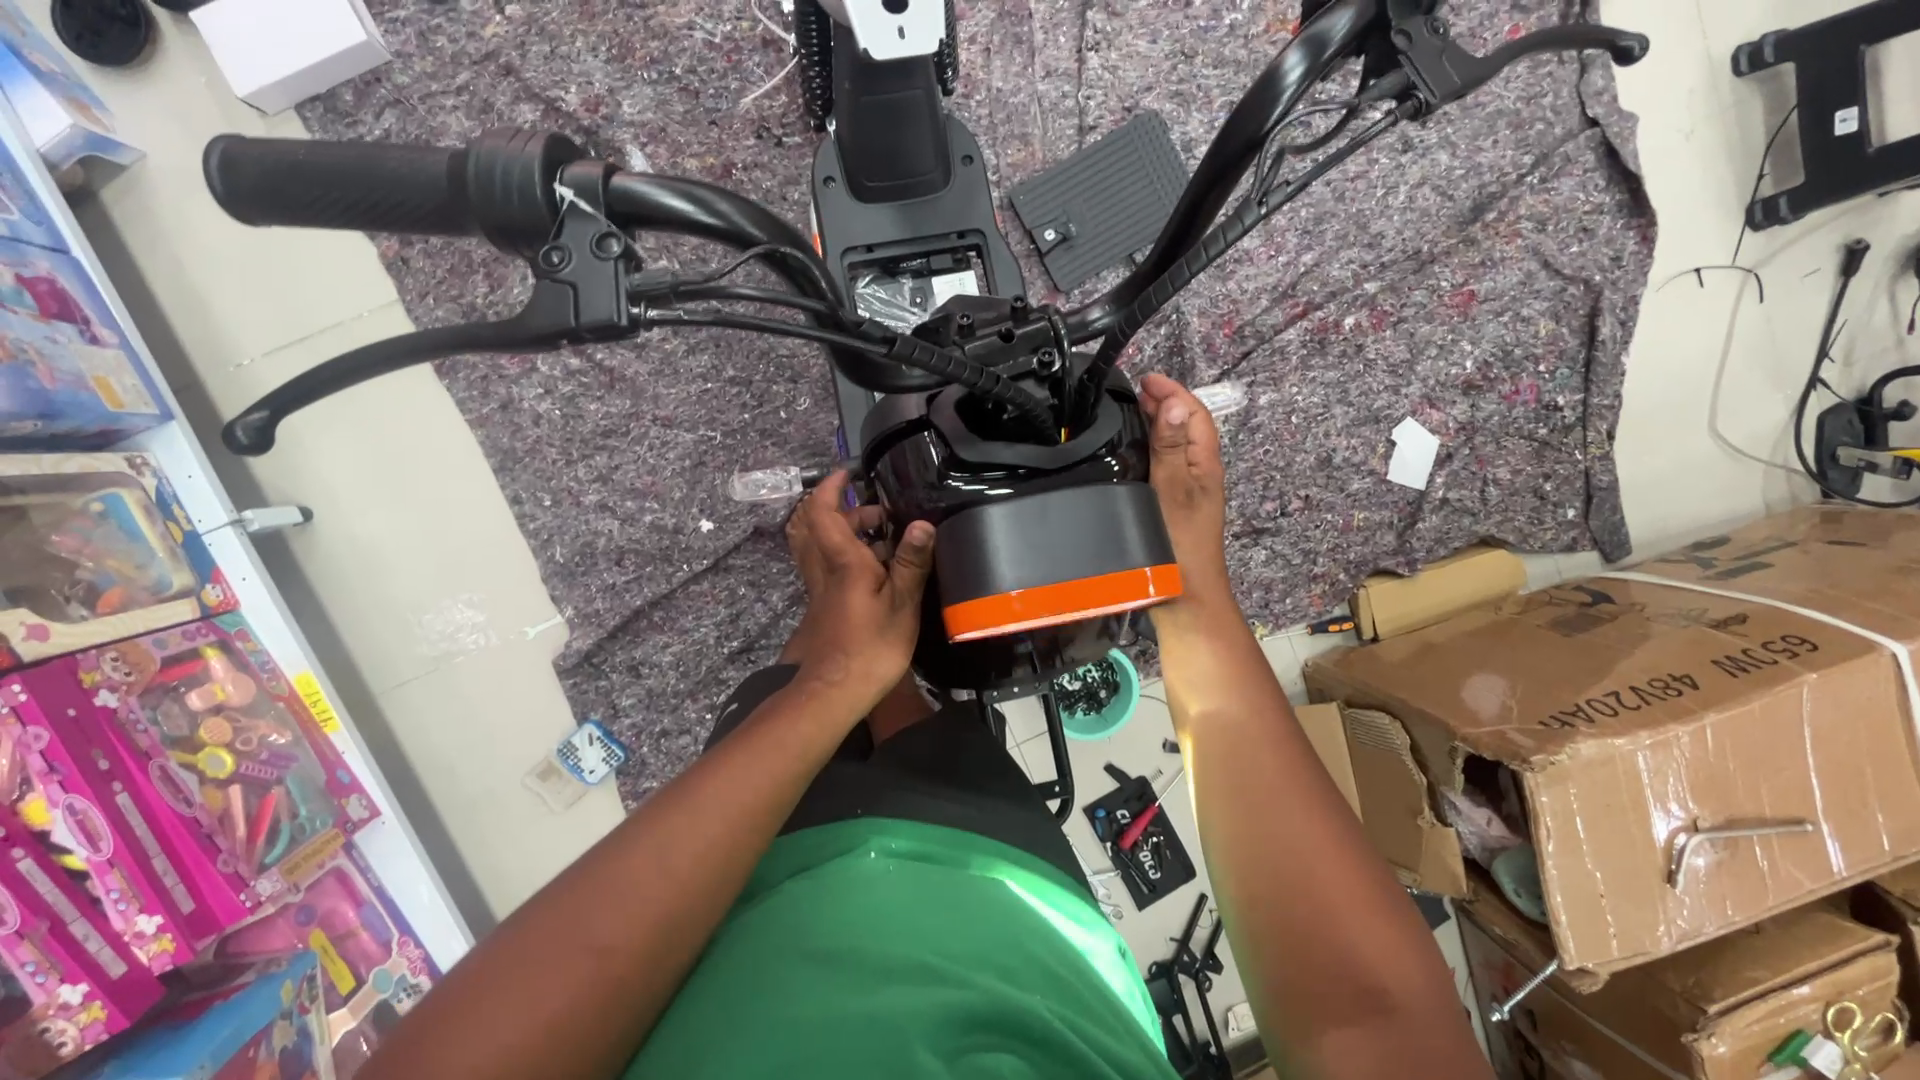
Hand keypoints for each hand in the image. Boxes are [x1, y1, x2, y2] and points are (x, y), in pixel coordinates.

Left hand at [779, 471, 935, 711]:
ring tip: (880, 538)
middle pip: (815, 526)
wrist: (834, 691)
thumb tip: (922, 523)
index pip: (823, 512)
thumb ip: (910, 562)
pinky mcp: (823, 608)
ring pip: (816, 547)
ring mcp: (819, 590)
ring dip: (841, 532)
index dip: (830, 488)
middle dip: (843, 509)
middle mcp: (823, 570)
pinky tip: (871, 571)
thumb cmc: (871, 647)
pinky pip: (825, 567)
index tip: (847, 473)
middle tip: (878, 513)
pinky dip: (842, 555)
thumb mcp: (901, 603)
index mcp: (842, 561)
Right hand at [1138, 374, 1229, 603]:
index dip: (1173, 393)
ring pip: (1173, 447)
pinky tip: (1128, 455)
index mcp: (1205, 466)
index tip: (1145, 379)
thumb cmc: (1179, 547)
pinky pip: (1162, 466)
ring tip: (1127, 413)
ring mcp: (1185, 493)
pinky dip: (1148, 449)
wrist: (1183, 601)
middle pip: (1185, 428)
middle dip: (1163, 404)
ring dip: (1155, 425)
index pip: (1195, 416)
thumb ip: (1172, 450)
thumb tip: (1174, 405)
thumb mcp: (1173, 493)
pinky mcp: (1170, 508)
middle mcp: (1198, 475)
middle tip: (1132, 392)